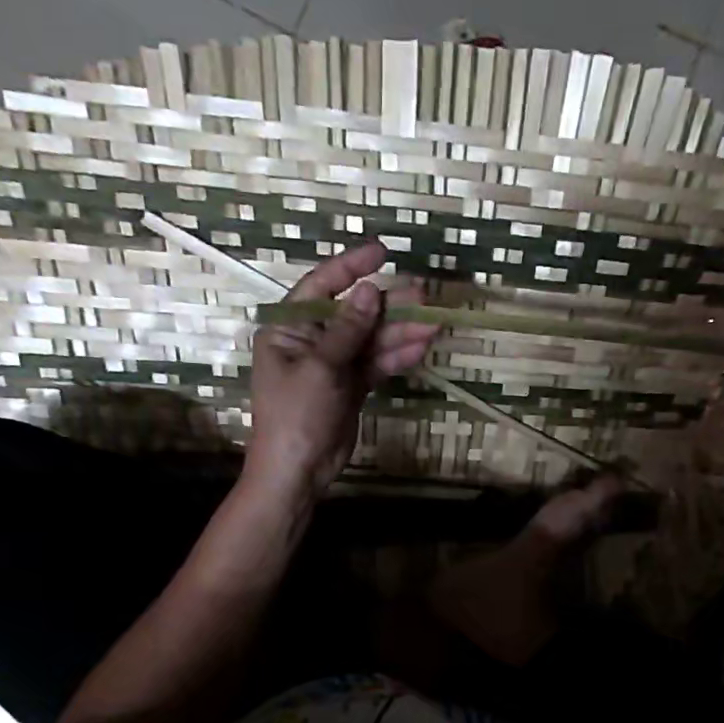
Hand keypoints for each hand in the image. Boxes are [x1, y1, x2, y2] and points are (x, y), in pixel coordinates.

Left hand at [245, 242, 436, 491]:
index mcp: (290, 328)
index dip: (351, 267)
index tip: (382, 252)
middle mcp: (312, 340)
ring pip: (371, 340)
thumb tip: (371, 289)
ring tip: (433, 323)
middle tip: (423, 294)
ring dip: (401, 332)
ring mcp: (335, 364)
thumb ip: (348, 329)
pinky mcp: (352, 386)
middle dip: (389, 305)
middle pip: (355, 313)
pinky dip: (397, 358)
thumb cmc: (296, 414)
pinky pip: (377, 364)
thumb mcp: (321, 367)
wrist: (299, 469)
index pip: (322, 286)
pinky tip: (421, 349)